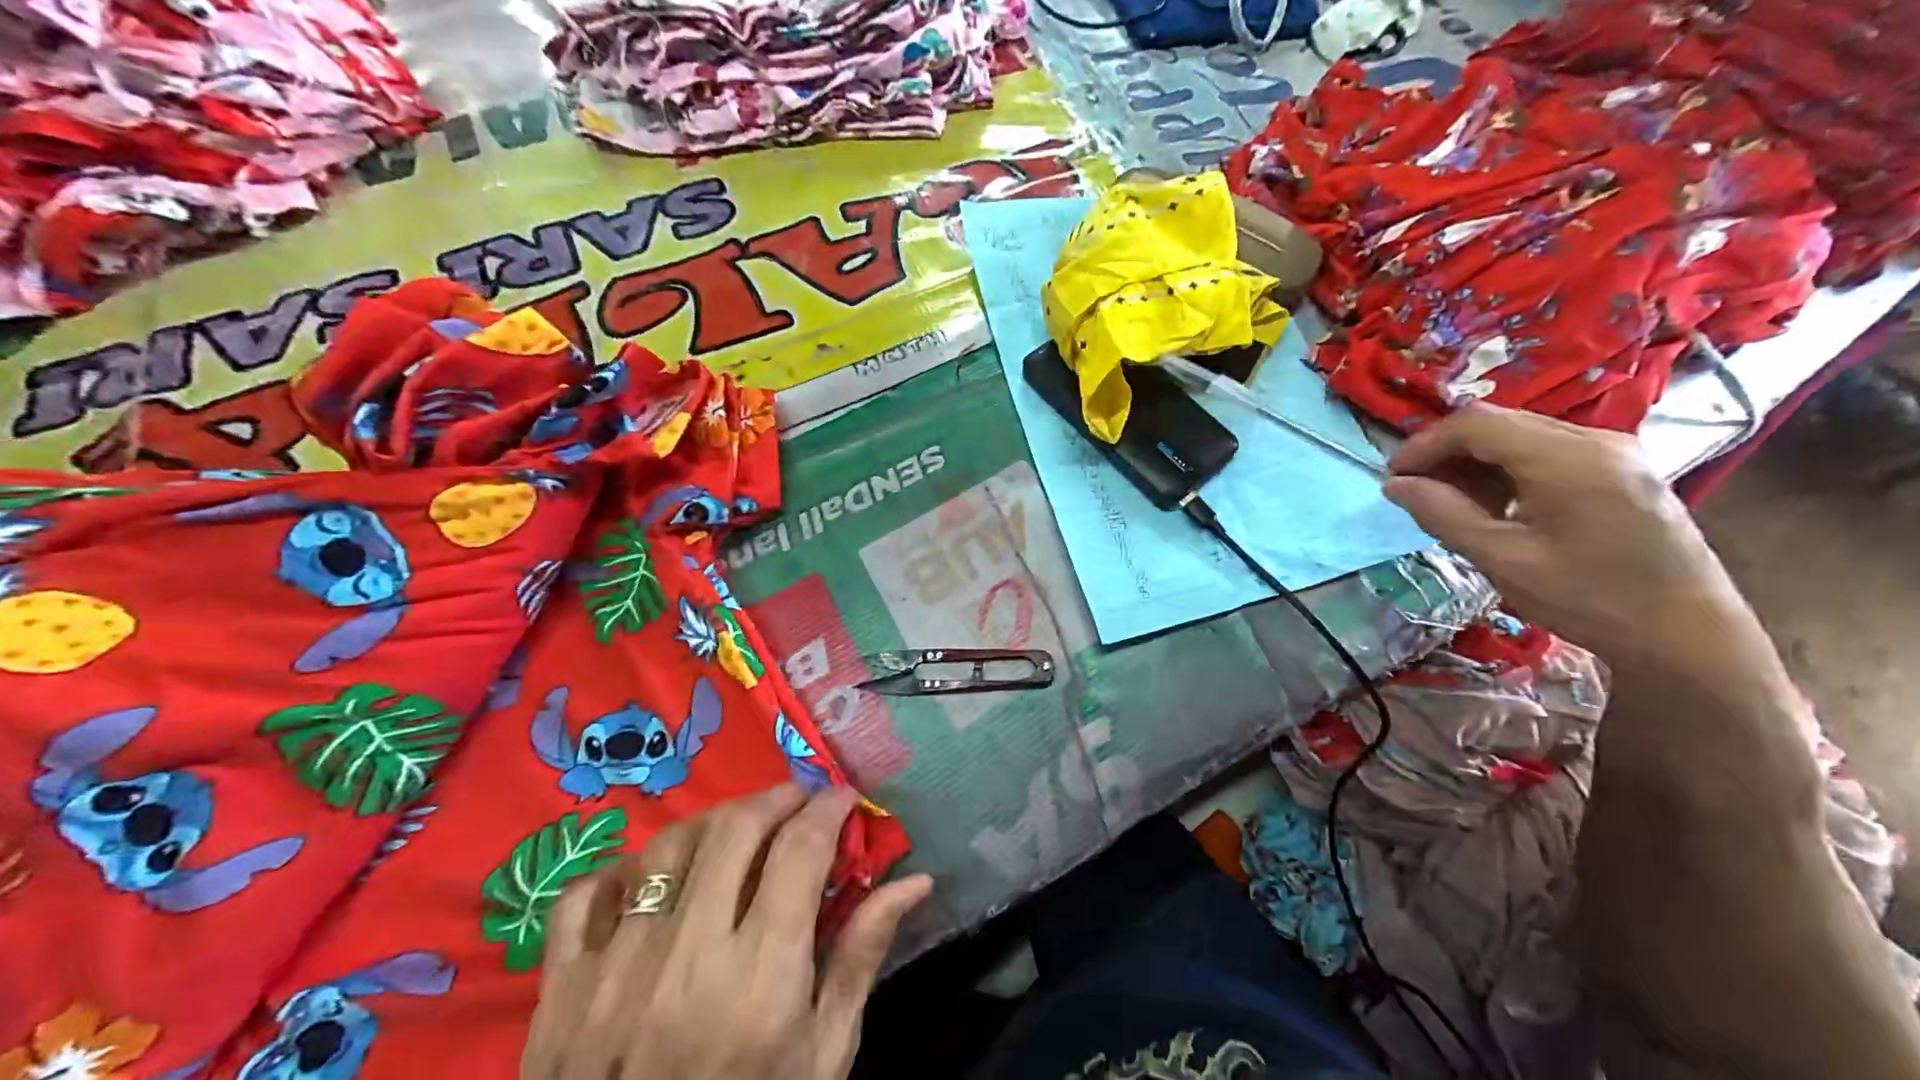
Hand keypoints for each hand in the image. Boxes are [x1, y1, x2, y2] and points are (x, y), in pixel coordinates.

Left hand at [521, 784, 932, 1079]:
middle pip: (735, 829)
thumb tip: (915, 881)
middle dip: (777, 798)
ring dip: (712, 822)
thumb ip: (862, 957)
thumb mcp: (823, 1055)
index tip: (844, 797)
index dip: (829, 807)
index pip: (801, 850)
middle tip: (798, 802)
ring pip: (666, 847)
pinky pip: (581, 894)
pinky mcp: (560, 987)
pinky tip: (649, 877)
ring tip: (737, 831)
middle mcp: (687, 955)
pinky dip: (620, 869)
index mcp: (761, 976)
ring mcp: (614, 966)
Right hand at [1381, 404, 1764, 673]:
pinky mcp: (1621, 471)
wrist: (1686, 632)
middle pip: (1499, 424)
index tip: (1392, 478)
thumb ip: (1443, 514)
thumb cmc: (1587, 597)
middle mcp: (1595, 440)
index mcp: (1567, 458)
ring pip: (1521, 436)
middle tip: (1414, 490)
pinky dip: (1507, 470)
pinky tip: (1495, 505)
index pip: (1476, 424)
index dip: (1424, 444)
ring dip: (1475, 462)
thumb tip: (1395, 485)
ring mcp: (1614, 453)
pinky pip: (1548, 452)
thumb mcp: (1501, 558)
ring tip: (1449, 502)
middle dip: (1446, 452)